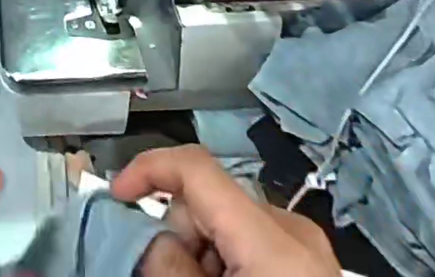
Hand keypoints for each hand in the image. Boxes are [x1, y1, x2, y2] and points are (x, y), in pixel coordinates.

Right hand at [114, 145, 339, 276]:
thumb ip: (169, 265)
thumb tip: (156, 240)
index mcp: (274, 242)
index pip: (194, 168)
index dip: (146, 169)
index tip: (117, 197)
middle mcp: (297, 236)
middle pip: (207, 199)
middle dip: (178, 233)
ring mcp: (312, 256)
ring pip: (226, 223)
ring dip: (203, 253)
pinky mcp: (316, 273)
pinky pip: (251, 245)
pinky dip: (227, 265)